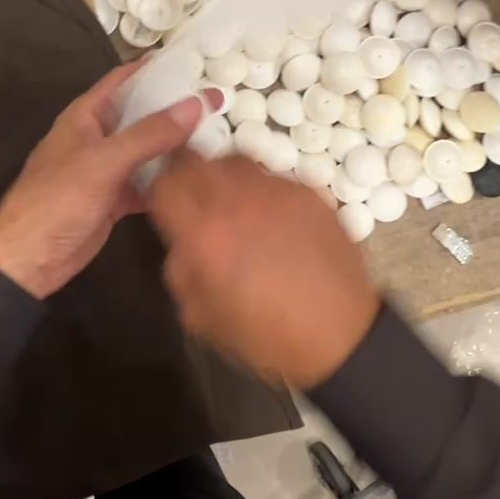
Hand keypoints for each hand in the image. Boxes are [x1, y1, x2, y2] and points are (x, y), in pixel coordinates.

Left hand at [0, 61, 216, 298]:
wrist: (29, 258)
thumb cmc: (58, 199)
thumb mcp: (104, 161)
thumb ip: (149, 134)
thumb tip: (195, 105)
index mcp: (87, 115)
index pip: (125, 80)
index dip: (157, 69)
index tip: (195, 63)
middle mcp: (98, 137)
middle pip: (142, 115)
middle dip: (176, 109)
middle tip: (219, 102)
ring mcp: (107, 170)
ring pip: (148, 150)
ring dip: (176, 146)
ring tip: (219, 137)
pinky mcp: (115, 200)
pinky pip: (146, 183)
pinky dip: (168, 181)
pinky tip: (196, 179)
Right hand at [148, 150, 379, 387]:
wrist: (341, 337)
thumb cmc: (265, 335)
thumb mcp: (201, 316)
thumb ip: (181, 269)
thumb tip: (182, 243)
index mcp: (204, 234)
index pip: (165, 183)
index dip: (158, 190)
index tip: (164, 203)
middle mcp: (237, 201)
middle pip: (196, 161)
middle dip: (186, 177)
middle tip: (193, 199)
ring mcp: (277, 192)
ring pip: (235, 161)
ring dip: (223, 177)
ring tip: (231, 203)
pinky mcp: (310, 193)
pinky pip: (272, 177)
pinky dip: (261, 190)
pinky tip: (271, 218)